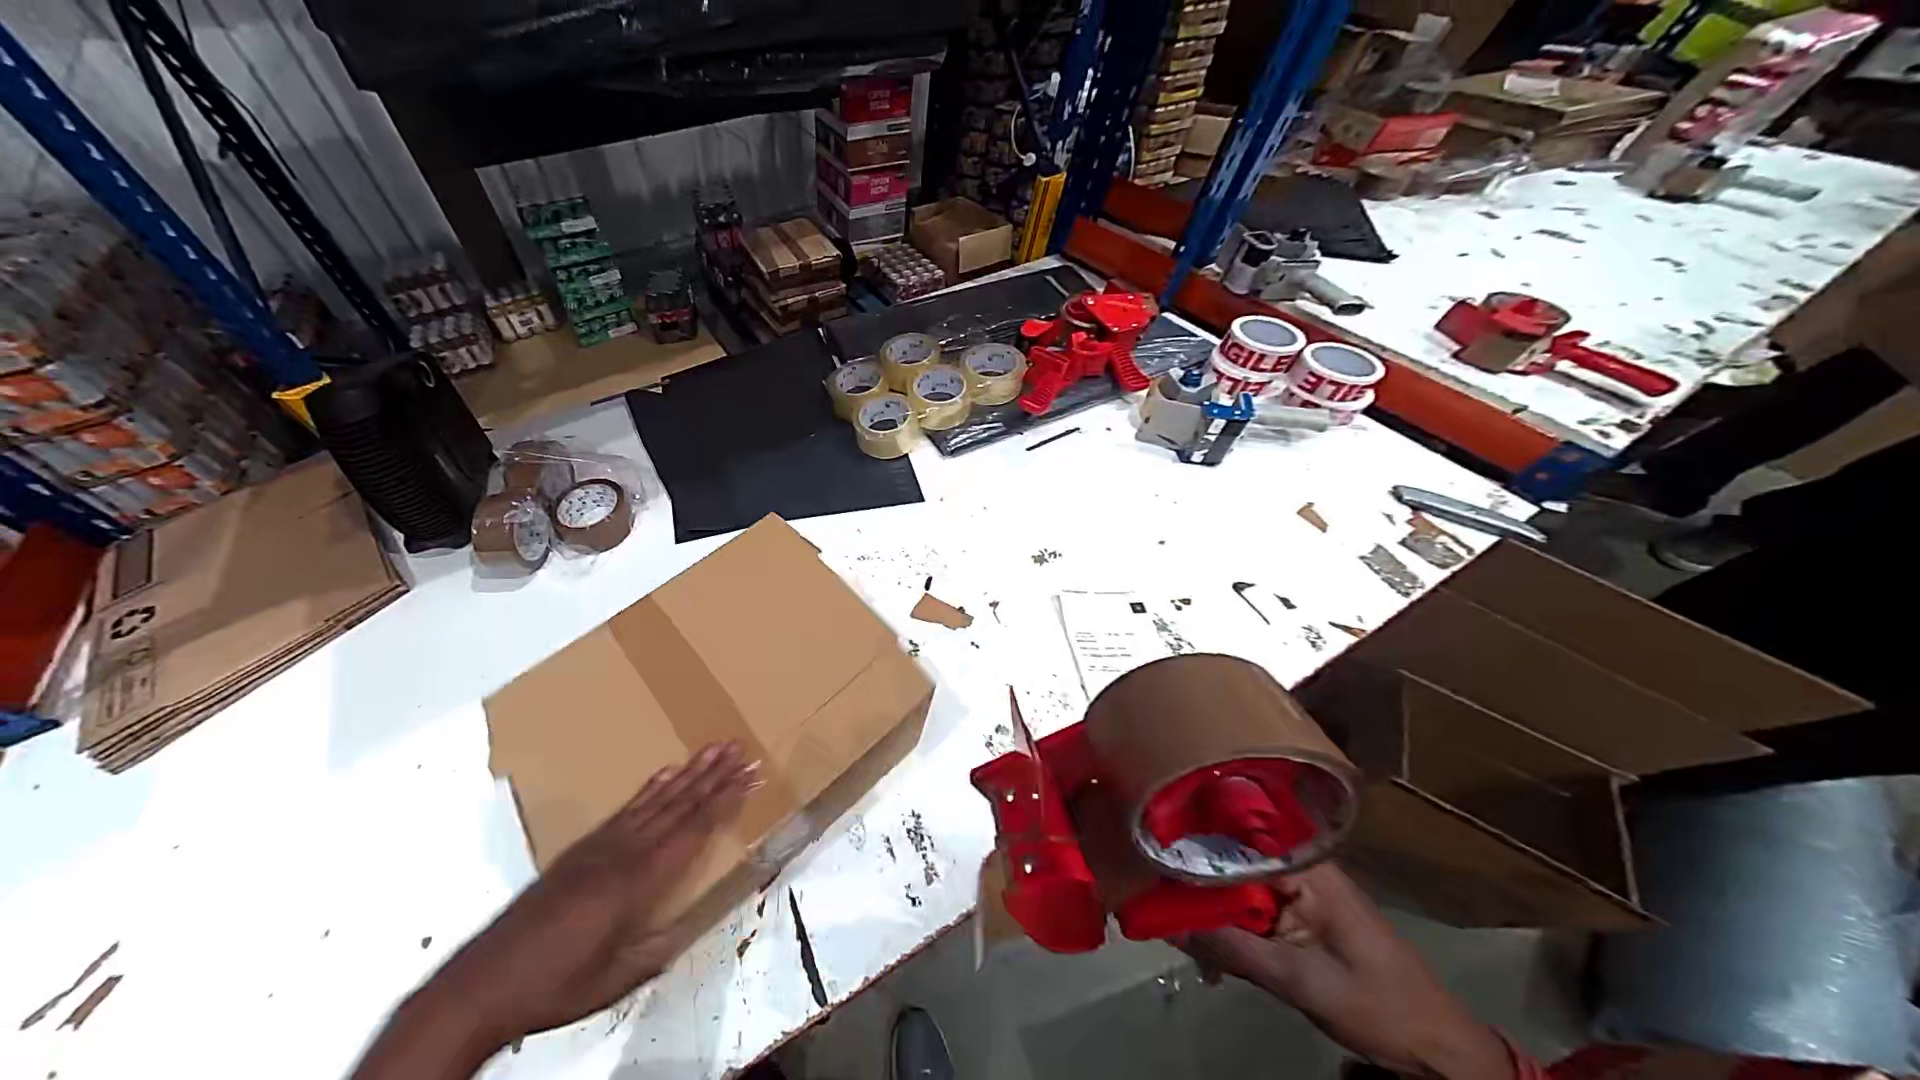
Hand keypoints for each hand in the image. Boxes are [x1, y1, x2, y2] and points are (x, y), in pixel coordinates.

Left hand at [354, 742, 753, 1079]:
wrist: (481, 984)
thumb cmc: (555, 986)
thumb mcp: (617, 980)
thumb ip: (659, 948)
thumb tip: (694, 925)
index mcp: (641, 881)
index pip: (695, 829)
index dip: (726, 799)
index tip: (751, 774)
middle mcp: (626, 852)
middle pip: (680, 804)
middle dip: (714, 774)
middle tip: (739, 746)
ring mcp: (602, 846)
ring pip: (657, 799)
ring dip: (689, 772)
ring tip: (713, 748)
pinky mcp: (582, 849)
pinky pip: (626, 809)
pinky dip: (650, 788)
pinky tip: (665, 773)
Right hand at [1178, 863, 1513, 1079]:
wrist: (1439, 1046)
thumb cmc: (1377, 1004)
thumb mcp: (1300, 979)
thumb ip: (1232, 948)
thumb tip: (1167, 924)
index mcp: (1305, 867)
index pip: (1234, 838)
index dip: (1189, 846)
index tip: (1147, 858)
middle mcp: (1299, 868)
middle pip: (1230, 861)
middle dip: (1192, 883)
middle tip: (1151, 902)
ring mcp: (1300, 891)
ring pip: (1236, 886)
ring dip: (1208, 909)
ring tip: (1172, 928)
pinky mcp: (1300, 914)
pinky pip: (1251, 908)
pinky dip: (1228, 926)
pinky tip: (1207, 950)